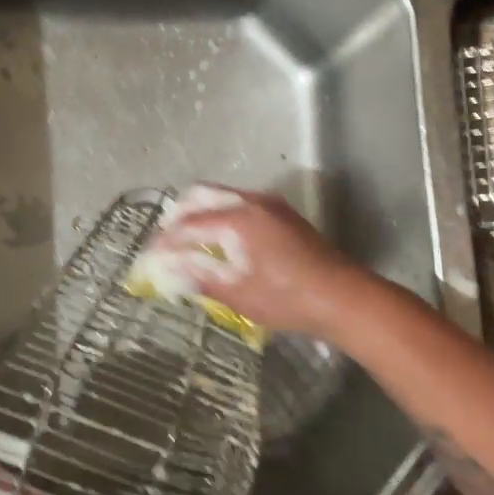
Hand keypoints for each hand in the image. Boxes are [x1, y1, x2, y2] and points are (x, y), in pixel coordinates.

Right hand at [144, 184, 363, 337]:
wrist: (343, 297)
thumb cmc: (288, 298)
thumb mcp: (238, 292)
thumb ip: (200, 276)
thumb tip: (169, 270)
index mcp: (239, 218)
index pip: (190, 224)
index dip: (166, 240)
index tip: (150, 256)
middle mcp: (253, 202)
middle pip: (203, 195)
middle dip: (179, 215)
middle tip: (165, 240)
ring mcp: (271, 206)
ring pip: (224, 197)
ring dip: (201, 213)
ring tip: (188, 241)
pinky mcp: (284, 215)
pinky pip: (241, 205)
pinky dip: (222, 216)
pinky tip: (220, 241)